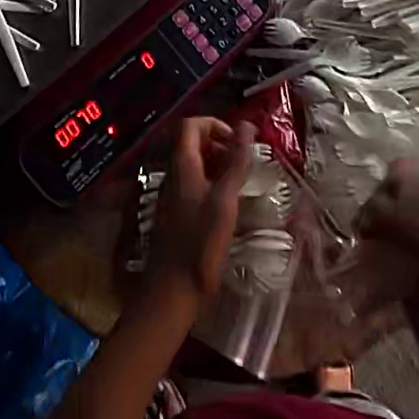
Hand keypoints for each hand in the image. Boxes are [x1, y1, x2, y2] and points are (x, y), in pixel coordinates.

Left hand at [148, 117, 254, 300]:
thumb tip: (247, 125)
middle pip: (193, 142)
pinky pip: (193, 183)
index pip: (191, 125)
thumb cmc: (200, 245)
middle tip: (244, 161)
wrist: (171, 294)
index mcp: (182, 167)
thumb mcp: (225, 200)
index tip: (238, 141)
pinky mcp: (175, 213)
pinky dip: (212, 182)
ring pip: (194, 164)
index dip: (216, 124)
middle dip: (220, 143)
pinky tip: (228, 202)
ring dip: (218, 163)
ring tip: (240, 180)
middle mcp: (173, 176)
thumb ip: (236, 161)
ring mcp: (172, 195)